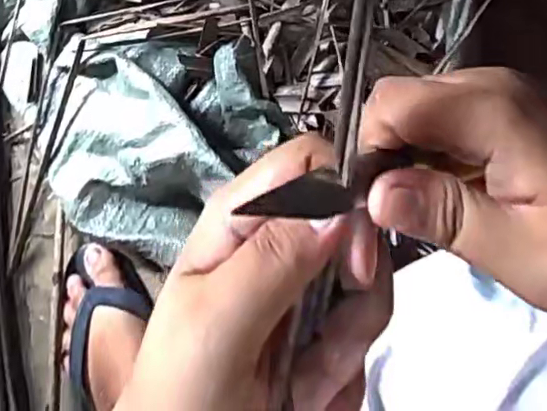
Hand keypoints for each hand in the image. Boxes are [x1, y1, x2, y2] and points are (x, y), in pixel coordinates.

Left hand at [118, 134, 393, 410]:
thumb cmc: (181, 392)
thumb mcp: (215, 321)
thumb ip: (272, 258)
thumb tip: (340, 206)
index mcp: (241, 216)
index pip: (308, 161)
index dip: (343, 195)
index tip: (354, 263)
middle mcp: (275, 240)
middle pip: (352, 227)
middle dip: (352, 295)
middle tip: (321, 349)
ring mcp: (300, 287)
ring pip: (365, 288)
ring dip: (346, 348)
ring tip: (299, 387)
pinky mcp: (318, 331)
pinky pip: (362, 339)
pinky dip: (342, 378)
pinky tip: (303, 398)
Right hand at [359, 68, 546, 327]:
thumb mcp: (527, 257)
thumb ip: (447, 217)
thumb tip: (373, 194)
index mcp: (493, 111)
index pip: (393, 103)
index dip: (370, 148)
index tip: (375, 206)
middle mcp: (489, 84)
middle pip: (399, 98)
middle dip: (382, 151)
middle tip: (396, 213)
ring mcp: (499, 89)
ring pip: (416, 105)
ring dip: (405, 152)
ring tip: (424, 207)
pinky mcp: (504, 103)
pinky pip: (442, 114)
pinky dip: (430, 149)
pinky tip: (452, 191)